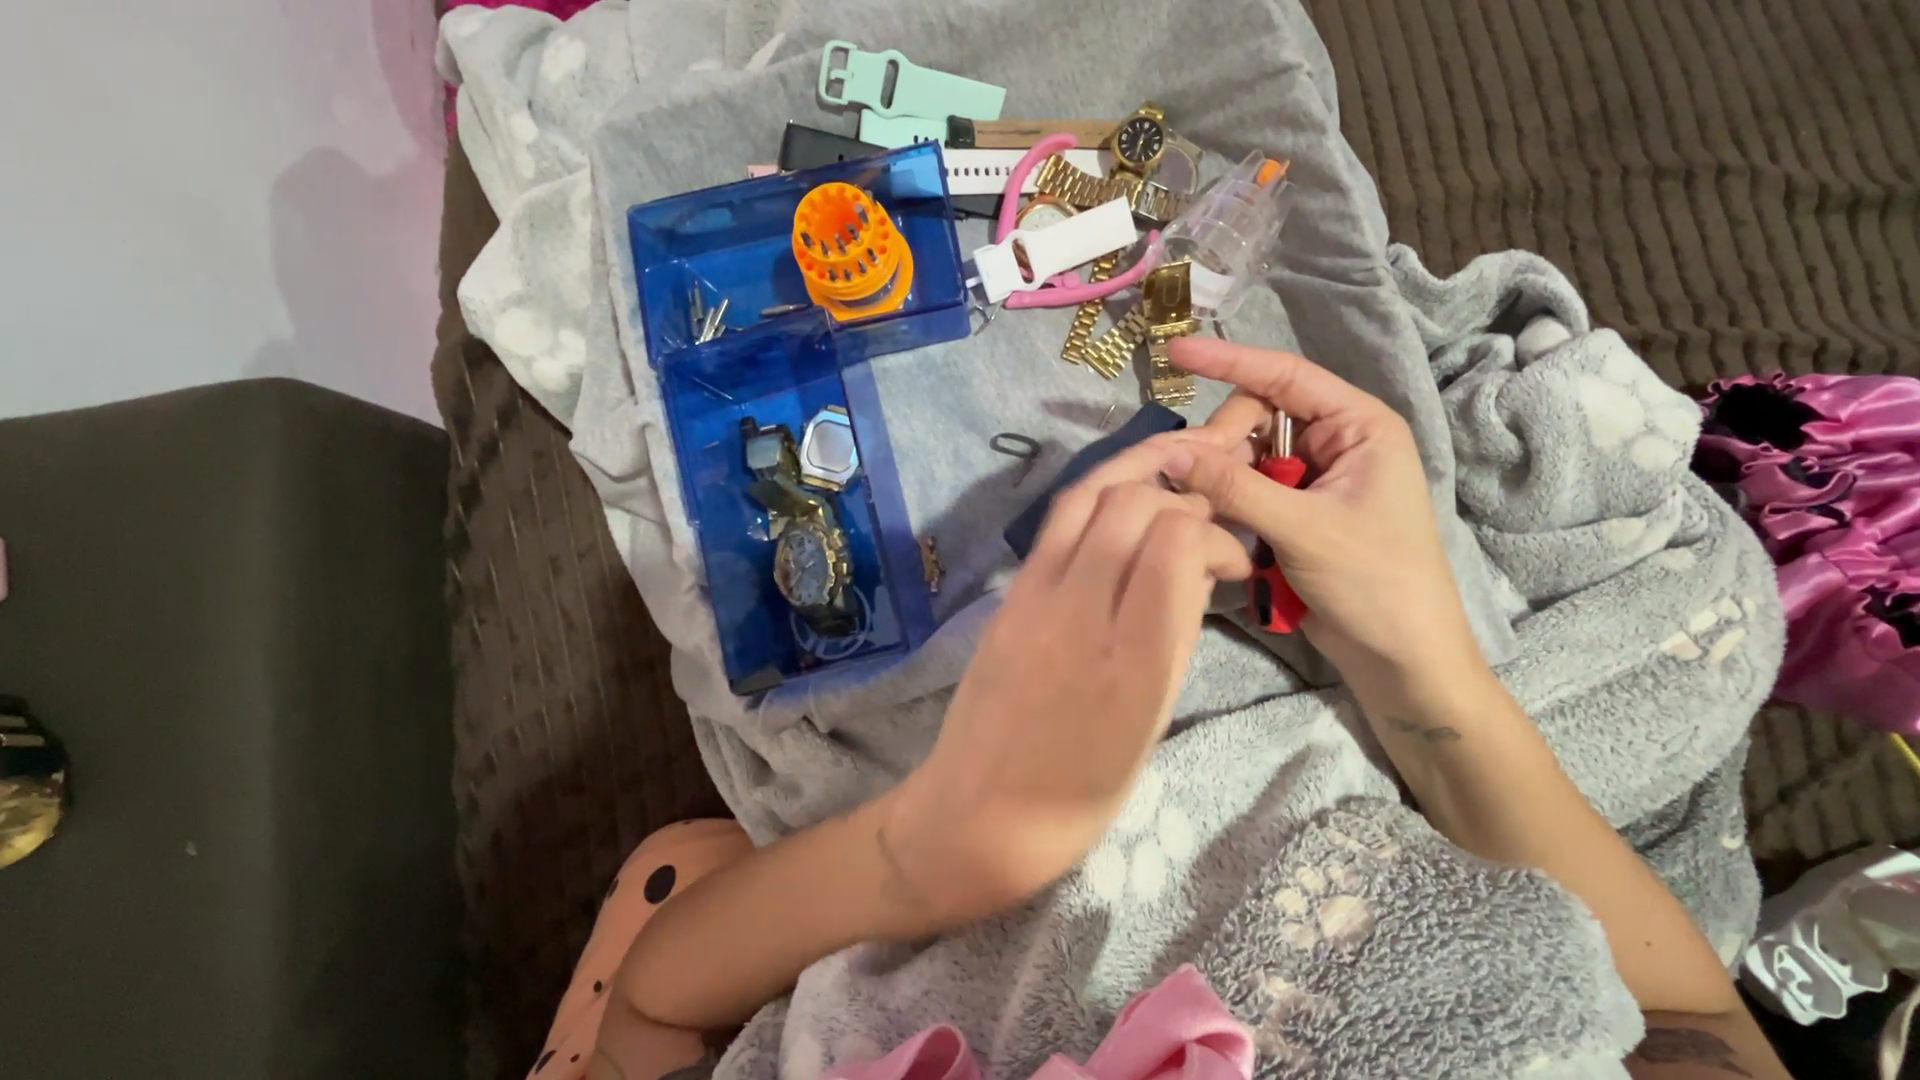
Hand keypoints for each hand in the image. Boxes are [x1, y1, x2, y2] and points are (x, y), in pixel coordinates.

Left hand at [884, 436, 1249, 922]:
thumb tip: (1194, 565)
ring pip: (1085, 496)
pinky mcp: (1006, 597)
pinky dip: (1095, 498)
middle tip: (1202, 518)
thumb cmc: (1083, 789)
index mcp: (1132, 659)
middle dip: (1181, 493)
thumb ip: (1176, 634)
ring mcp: (1032, 599)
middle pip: (1131, 504)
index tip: (1230, 558)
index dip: (1212, 531)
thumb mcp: (1153, 719)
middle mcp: (1079, 614)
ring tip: (1168, 471)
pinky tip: (1119, 505)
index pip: (1175, 542)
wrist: (980, 810)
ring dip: (1132, 472)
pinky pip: (1054, 526)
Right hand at [1163, 336, 1484, 703]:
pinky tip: (1205, 518)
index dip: (1229, 360)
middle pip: (1256, 417)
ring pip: (1245, 456)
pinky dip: (1224, 500)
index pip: (1285, 376)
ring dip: (1218, 475)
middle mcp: (1335, 443)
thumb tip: (1172, 453)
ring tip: (1193, 504)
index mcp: (1358, 427)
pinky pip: (1246, 489)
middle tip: (1188, 476)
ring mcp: (1313, 479)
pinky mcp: (1295, 513)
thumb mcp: (1303, 529)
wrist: (1400, 656)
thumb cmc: (1374, 582)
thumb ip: (1235, 488)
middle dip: (1220, 440)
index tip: (1175, 350)